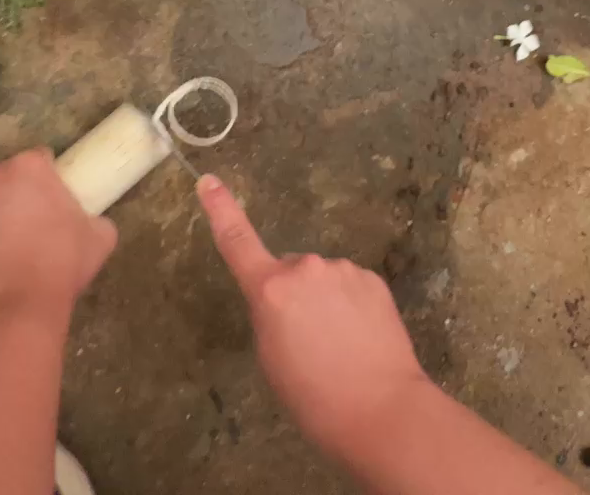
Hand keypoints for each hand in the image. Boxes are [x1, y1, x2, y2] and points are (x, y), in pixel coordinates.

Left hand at [0, 149, 117, 331]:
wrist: (6, 317)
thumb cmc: (59, 270)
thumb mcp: (99, 237)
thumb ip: (90, 218)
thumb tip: (84, 224)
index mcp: (28, 168)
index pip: (37, 162)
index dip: (43, 186)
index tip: (47, 209)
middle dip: (3, 203)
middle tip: (18, 237)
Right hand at [197, 174, 433, 460]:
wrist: (381, 408)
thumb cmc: (313, 397)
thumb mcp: (271, 359)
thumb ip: (269, 314)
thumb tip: (282, 298)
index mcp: (271, 289)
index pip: (238, 241)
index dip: (221, 209)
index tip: (209, 180)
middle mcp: (306, 267)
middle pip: (288, 273)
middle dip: (291, 296)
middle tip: (305, 342)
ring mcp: (343, 269)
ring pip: (322, 280)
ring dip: (323, 302)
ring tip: (337, 347)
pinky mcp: (372, 277)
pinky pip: (349, 286)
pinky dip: (350, 306)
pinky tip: (360, 339)